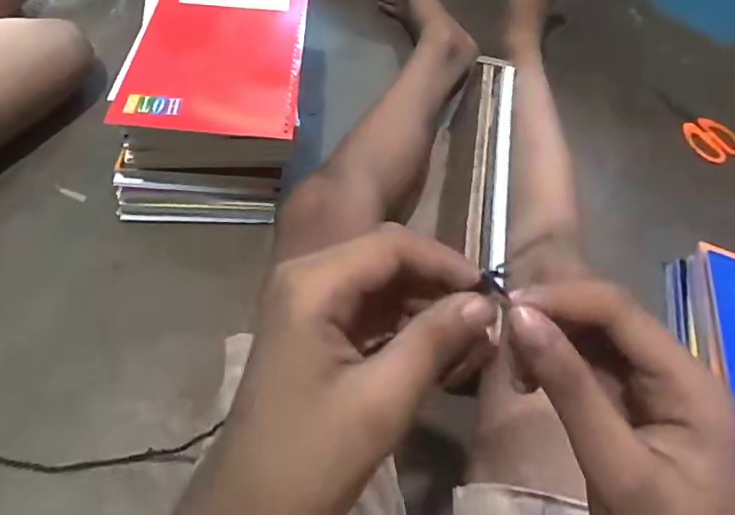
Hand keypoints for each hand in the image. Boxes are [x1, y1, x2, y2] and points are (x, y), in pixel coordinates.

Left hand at [178, 224, 497, 514]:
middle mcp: (306, 276)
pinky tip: (434, 341)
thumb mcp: (380, 403)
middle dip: (434, 279)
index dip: (443, 261)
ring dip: (422, 299)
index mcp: (312, 283)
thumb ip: (433, 342)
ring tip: (466, 329)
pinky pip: (366, 305)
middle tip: (481, 310)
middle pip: (383, 256)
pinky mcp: (312, 325)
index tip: (488, 289)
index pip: (390, 246)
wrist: (246, 512)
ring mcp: (306, 300)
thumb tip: (485, 302)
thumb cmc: (310, 458)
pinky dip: (402, 319)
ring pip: (378, 279)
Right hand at [507, 280, 734, 514]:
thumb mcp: (618, 472)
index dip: (564, 297)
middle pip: (608, 314)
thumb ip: (572, 391)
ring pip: (595, 333)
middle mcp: (676, 369)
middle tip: (505, 334)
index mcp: (690, 380)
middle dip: (554, 313)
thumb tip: (520, 315)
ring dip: (550, 334)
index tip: (510, 306)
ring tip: (512, 360)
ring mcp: (655, 387)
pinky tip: (528, 373)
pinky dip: (555, 359)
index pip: (621, 310)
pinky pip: (590, 362)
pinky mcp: (633, 404)